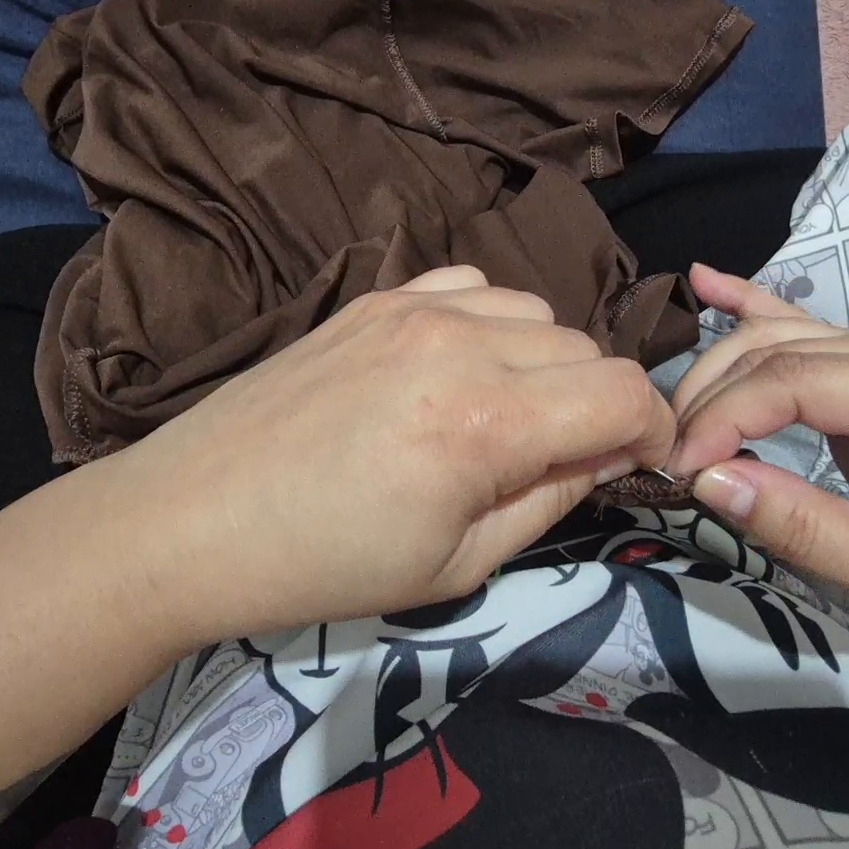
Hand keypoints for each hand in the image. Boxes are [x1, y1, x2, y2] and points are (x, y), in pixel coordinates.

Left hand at [103, 266, 676, 635]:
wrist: (193, 518)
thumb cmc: (325, 564)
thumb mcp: (459, 563)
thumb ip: (553, 497)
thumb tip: (614, 453)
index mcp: (486, 421)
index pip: (626, 393)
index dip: (656, 429)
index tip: (642, 461)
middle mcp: (460, 341)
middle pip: (586, 350)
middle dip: (596, 406)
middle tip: (557, 456)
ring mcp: (413, 307)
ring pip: (535, 312)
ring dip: (544, 363)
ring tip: (500, 411)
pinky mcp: (376, 296)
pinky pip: (472, 285)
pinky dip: (490, 322)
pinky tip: (454, 365)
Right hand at [665, 264, 848, 637]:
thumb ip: (804, 529)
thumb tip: (707, 480)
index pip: (796, 379)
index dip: (724, 417)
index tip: (678, 470)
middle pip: (775, 350)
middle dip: (708, 401)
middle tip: (670, 463)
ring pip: (770, 335)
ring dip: (713, 376)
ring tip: (677, 430)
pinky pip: (792, 321)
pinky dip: (742, 302)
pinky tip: (703, 280)